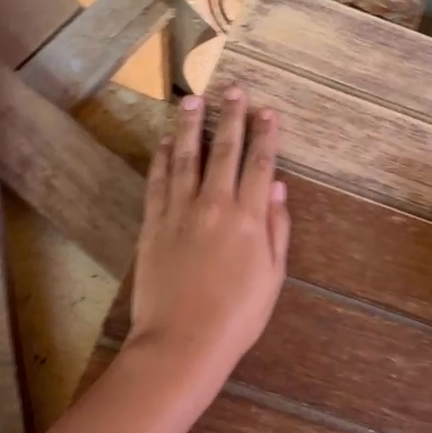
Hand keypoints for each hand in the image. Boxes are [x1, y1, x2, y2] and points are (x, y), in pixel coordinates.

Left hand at [126, 88, 289, 378]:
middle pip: (225, 150)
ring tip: (194, 99)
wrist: (182, 342)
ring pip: (186, 156)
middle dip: (231, 117)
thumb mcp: (272, 277)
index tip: (268, 111)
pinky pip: (158, 180)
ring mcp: (180, 211)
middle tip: (234, 89)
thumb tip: (278, 188)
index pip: (260, 164)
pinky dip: (161, 156)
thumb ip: (277, 229)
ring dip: (191, 125)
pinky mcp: (153, 223)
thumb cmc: (237, 316)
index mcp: (249, 218)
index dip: (266, 135)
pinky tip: (165, 140)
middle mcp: (215, 205)